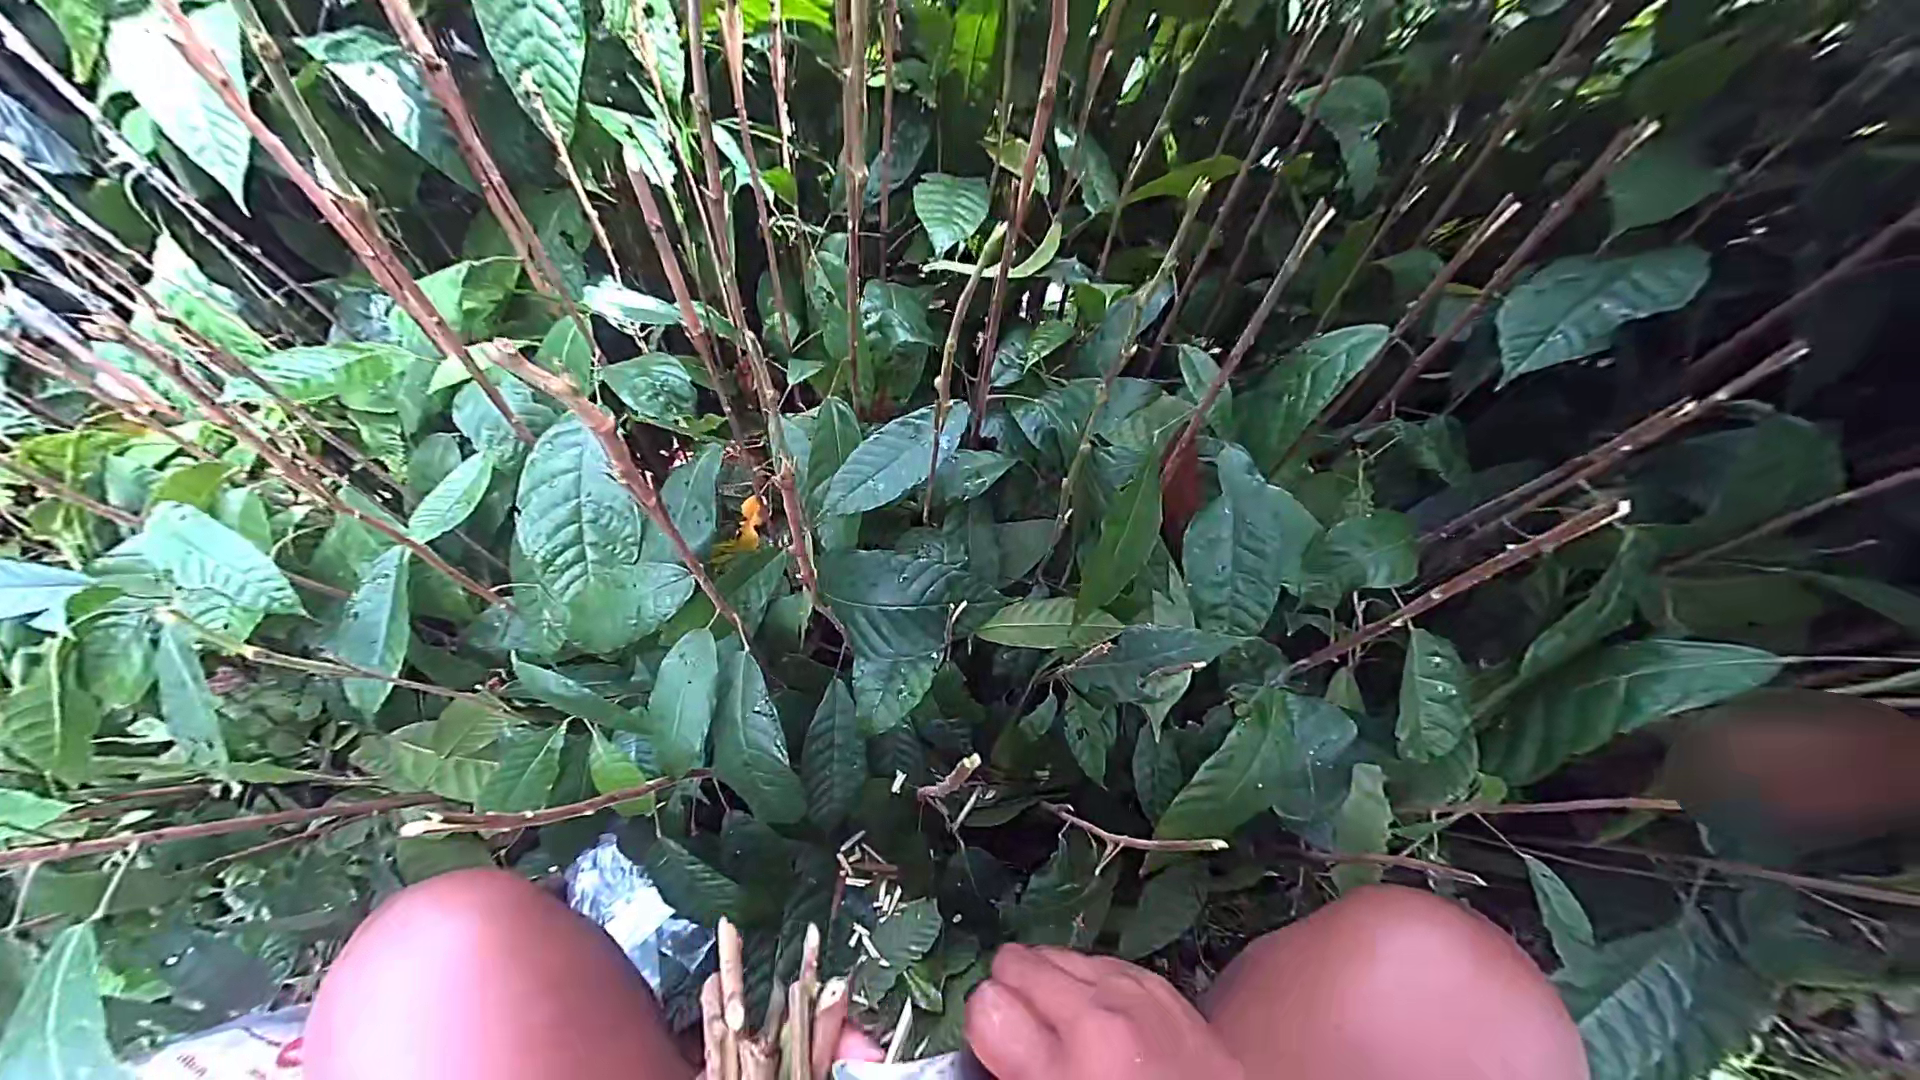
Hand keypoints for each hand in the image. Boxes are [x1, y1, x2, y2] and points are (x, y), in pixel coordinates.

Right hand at [963, 944, 1244, 1079]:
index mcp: (1066, 1069)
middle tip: (1028, 1034)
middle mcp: (1094, 1014)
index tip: (997, 1048)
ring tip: (1064, 1022)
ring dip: (1048, 982)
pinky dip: (1086, 981)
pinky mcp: (1152, 977)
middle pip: (1011, 960)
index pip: (985, 1005)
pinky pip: (1091, 957)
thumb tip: (989, 1039)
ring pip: (1048, 949)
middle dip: (1012, 993)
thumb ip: (1018, 1070)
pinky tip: (1103, 1017)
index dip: (985, 1028)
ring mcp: (1129, 987)